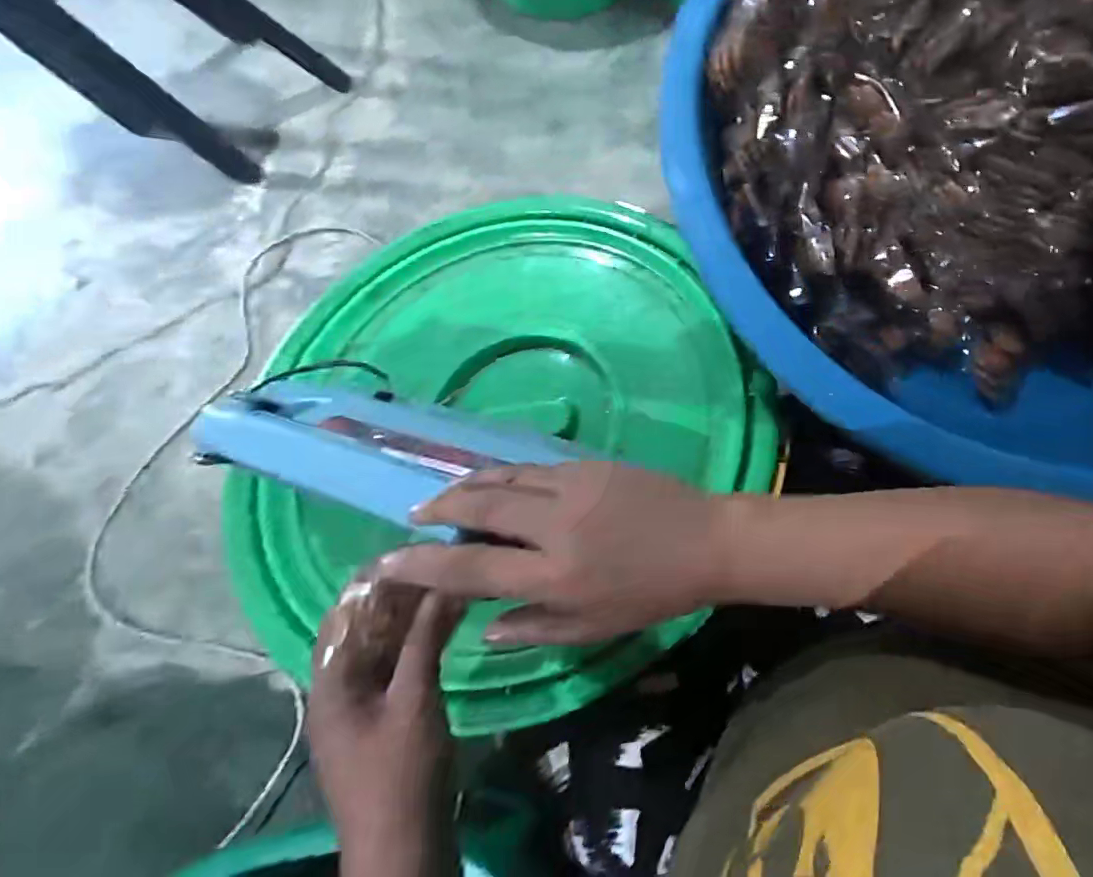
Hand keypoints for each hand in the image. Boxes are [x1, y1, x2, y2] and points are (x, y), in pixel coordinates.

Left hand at [307, 578, 463, 876]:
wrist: (404, 839)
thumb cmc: (401, 770)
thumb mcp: (415, 701)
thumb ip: (425, 641)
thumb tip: (445, 583)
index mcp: (331, 687)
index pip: (343, 619)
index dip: (371, 582)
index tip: (411, 547)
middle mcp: (341, 691)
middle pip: (364, 630)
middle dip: (397, 594)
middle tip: (441, 556)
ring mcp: (365, 704)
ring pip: (385, 645)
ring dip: (412, 614)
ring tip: (450, 578)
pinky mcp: (389, 714)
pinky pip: (400, 662)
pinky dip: (420, 638)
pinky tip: (449, 620)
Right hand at [378, 462, 730, 645]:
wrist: (707, 540)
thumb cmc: (653, 593)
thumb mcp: (594, 627)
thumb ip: (534, 627)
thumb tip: (483, 624)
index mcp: (553, 575)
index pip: (469, 568)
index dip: (420, 565)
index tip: (385, 562)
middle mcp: (556, 525)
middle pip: (481, 507)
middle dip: (440, 508)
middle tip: (417, 514)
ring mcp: (578, 488)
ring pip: (509, 477)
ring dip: (472, 484)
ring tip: (451, 494)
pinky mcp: (597, 466)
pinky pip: (540, 468)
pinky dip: (512, 475)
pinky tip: (505, 483)